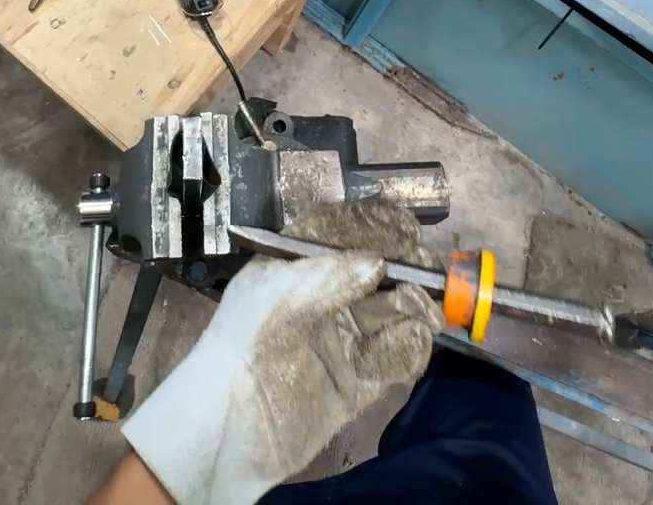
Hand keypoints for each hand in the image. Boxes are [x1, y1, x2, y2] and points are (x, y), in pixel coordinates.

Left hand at [119, 200, 440, 504]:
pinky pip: (390, 361)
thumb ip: (333, 273)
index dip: (374, 228)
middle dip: (402, 268)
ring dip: (411, 308)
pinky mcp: (353, 384)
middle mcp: (320, 300)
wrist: (225, 425)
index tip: (405, 226)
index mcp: (295, 269)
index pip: (342, 237)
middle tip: (428, 267)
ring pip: (387, 316)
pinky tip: (420, 337)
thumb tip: (378, 261)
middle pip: (372, 275)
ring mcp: (338, 342)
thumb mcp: (283, 292)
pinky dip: (409, 349)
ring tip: (427, 305)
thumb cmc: (247, 339)